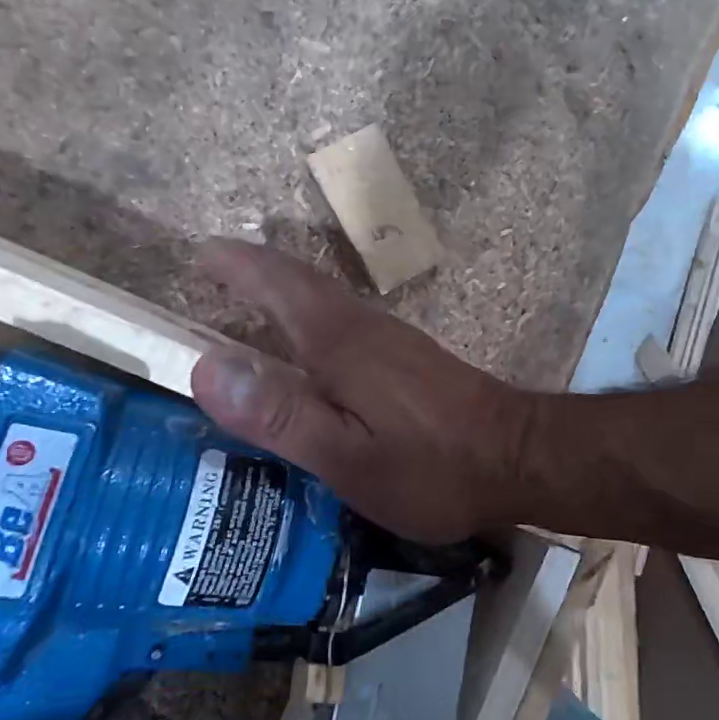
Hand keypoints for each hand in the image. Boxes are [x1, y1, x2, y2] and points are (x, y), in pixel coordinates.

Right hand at [190, 238, 537, 543]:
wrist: (517, 456)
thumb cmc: (432, 467)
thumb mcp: (347, 458)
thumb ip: (281, 415)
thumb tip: (206, 366)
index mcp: (342, 343)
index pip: (281, 285)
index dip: (238, 266)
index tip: (200, 252)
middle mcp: (368, 328)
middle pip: (305, 285)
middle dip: (257, 270)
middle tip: (215, 268)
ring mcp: (395, 341)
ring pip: (328, 300)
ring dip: (286, 289)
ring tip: (248, 298)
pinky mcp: (412, 359)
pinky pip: (347, 321)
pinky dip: (313, 316)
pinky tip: (310, 345)